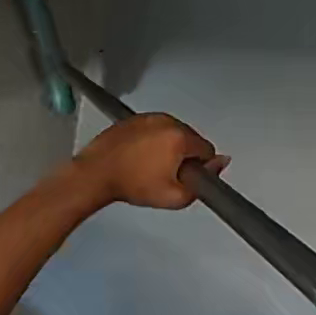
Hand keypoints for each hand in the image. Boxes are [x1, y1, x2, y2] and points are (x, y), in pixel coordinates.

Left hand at [72, 113, 226, 208]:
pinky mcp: (130, 120)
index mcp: (179, 136)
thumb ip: (204, 182)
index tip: (183, 176)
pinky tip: (137, 157)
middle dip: (182, 155)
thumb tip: (219, 164)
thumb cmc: (129, 183)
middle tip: (163, 174)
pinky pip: (150, 129)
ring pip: (170, 132)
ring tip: (148, 166)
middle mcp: (164, 121)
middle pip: (189, 138)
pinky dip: (148, 140)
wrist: (96, 174)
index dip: (199, 167)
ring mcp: (145, 118)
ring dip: (165, 147)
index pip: (207, 149)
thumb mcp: (175, 196)